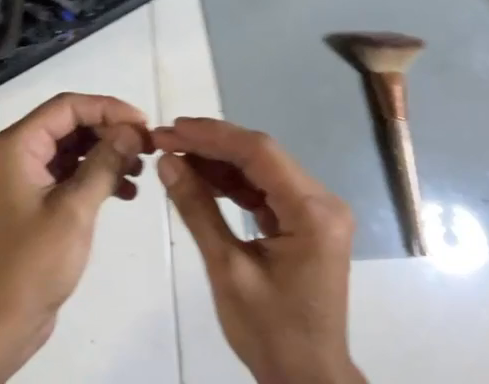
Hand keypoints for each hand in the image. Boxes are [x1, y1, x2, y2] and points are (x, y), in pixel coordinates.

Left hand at [0, 93, 150, 383]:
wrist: (3, 317)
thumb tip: (131, 130)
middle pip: (71, 123)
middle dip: (110, 131)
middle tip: (149, 149)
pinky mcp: (38, 199)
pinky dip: (98, 177)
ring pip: (74, 147)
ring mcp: (27, 175)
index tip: (145, 124)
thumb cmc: (34, 261)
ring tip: (142, 172)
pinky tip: (127, 193)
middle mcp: (19, 151)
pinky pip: (71, 172)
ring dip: (108, 154)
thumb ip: (103, 163)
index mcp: (18, 144)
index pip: (67, 106)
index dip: (108, 108)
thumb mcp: (74, 209)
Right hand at [154, 117, 364, 383]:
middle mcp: (322, 202)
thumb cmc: (270, 331)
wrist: (307, 379)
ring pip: (261, 169)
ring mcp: (317, 212)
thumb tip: (167, 161)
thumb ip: (198, 210)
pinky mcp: (307, 223)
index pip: (258, 153)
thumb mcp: (227, 269)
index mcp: (312, 212)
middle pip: (261, 155)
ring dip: (218, 161)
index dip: (211, 135)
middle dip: (210, 144)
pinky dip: (233, 183)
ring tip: (174, 156)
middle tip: (165, 140)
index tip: (170, 130)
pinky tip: (200, 179)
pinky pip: (266, 189)